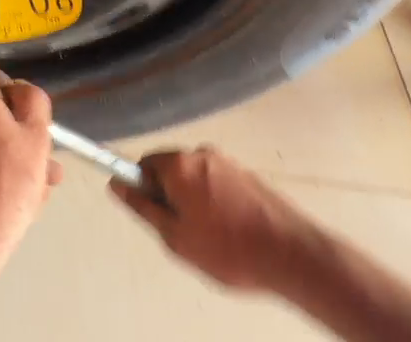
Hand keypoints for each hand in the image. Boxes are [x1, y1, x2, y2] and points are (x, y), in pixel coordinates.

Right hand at [111, 147, 313, 290]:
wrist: (294, 256)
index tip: (153, 215)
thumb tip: (115, 185)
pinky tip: (232, 235)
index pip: (143, 164)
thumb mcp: (175, 237)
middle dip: (171, 199)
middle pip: (171, 171)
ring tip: (213, 240)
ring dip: (196, 203)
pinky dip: (218, 205)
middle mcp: (202, 154)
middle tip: (184, 234)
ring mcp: (229, 163)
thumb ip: (142, 207)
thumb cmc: (228, 249)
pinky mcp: (250, 177)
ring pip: (196, 181)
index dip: (142, 190)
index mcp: (179, 164)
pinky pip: (219, 186)